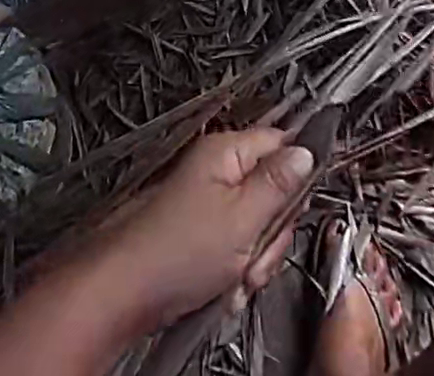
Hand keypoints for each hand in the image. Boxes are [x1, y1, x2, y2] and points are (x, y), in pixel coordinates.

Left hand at [87, 129, 314, 331]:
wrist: (127, 292)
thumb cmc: (173, 250)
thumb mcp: (242, 217)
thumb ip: (279, 183)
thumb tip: (306, 152)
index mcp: (226, 152)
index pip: (281, 142)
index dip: (298, 174)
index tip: (298, 204)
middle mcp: (217, 170)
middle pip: (274, 189)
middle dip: (274, 229)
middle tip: (258, 249)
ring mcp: (210, 201)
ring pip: (259, 224)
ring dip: (257, 256)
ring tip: (238, 272)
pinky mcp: (203, 231)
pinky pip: (239, 245)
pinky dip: (238, 269)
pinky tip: (226, 284)